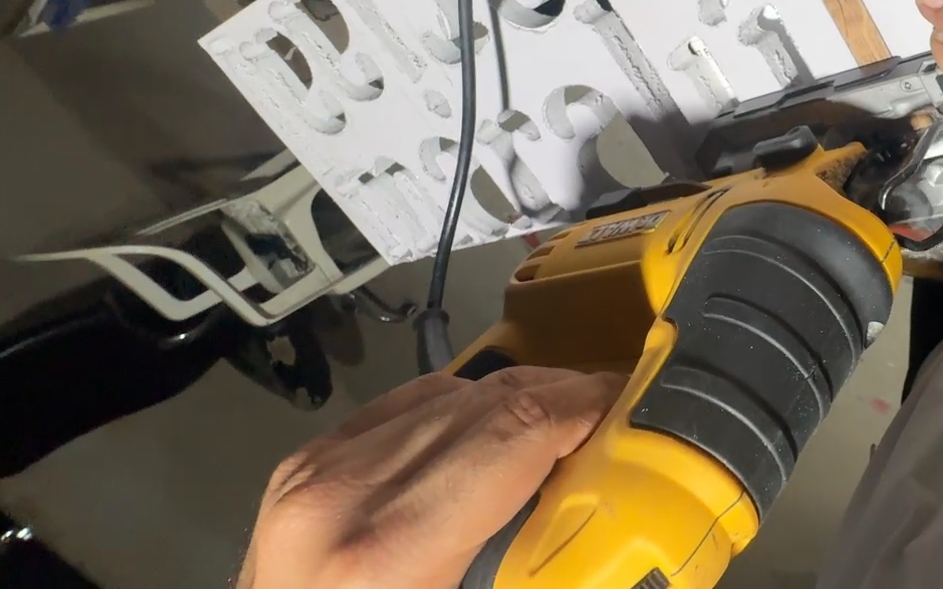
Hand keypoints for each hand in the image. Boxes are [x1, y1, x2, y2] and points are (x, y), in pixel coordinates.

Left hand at [240, 367, 625, 588]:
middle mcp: (343, 494)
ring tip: (561, 425)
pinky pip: (421, 396)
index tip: (634, 407)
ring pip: (463, 388)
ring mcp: (317, 468)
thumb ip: (545, 555)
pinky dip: (473, 403)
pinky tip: (492, 430)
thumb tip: (619, 485)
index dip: (588, 403)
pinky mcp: (308, 457)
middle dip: (569, 396)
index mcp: (388, 552)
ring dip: (526, 397)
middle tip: (613, 416)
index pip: (519, 428)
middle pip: (496, 399)